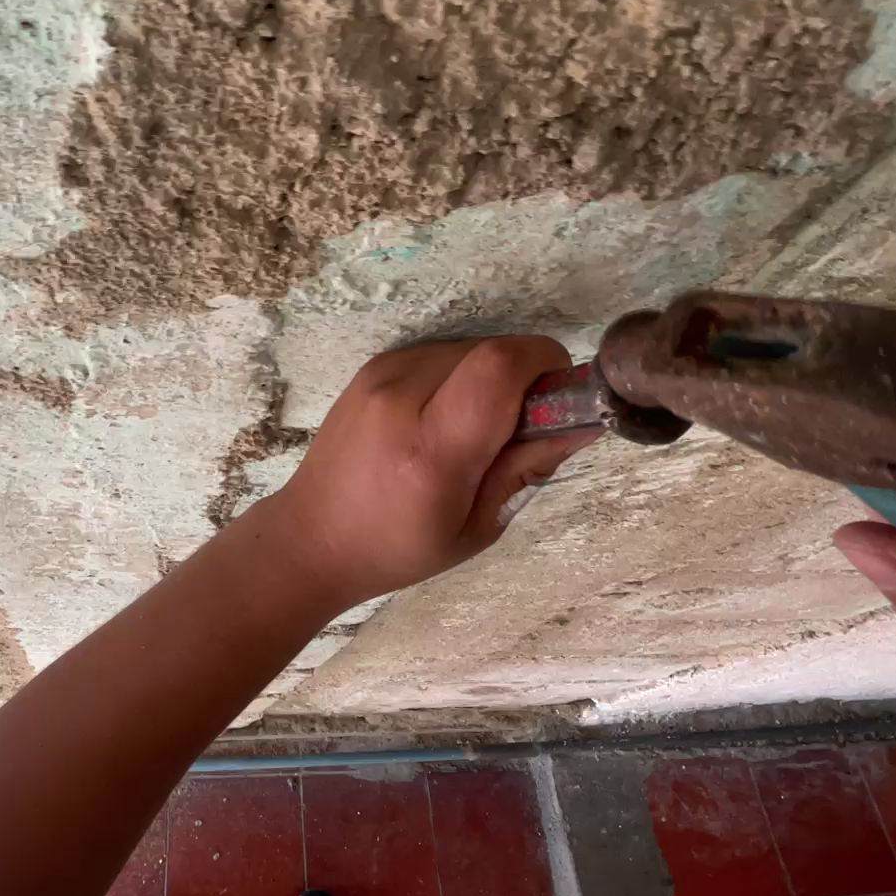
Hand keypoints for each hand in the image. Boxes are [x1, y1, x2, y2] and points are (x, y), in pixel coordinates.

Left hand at [260, 336, 598, 610]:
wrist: (312, 534)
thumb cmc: (398, 547)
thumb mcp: (477, 527)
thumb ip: (527, 468)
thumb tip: (582, 421)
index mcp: (430, 448)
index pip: (499, 367)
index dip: (544, 366)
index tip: (558, 399)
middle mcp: (400, 396)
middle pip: (490, 351)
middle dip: (522, 379)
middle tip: (515, 429)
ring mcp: (379, 374)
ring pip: (467, 348)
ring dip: (489, 378)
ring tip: (471, 430)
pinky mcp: (370, 365)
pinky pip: (439, 353)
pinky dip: (458, 376)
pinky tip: (439, 418)